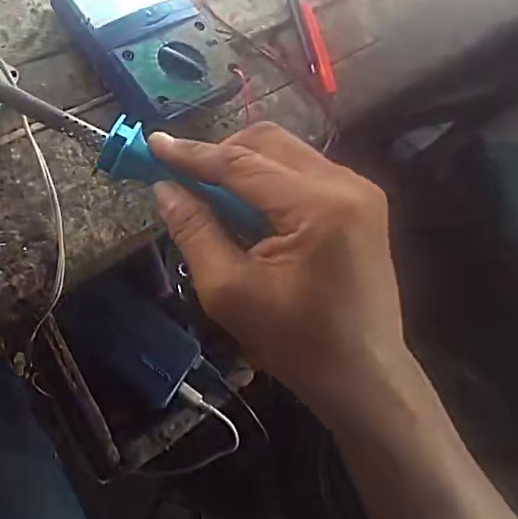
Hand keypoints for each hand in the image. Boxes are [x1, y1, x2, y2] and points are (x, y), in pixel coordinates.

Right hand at [149, 123, 413, 425]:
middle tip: (183, 177)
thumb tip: (163, 187)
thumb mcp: (230, 292)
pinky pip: (301, 170)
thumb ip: (194, 230)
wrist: (365, 377)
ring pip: (284, 151)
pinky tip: (247, 210)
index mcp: (319, 206)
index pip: (242, 163)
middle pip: (267, 141)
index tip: (152, 145)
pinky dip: (266, 179)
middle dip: (219, 152)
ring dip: (242, 164)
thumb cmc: (297, 343)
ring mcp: (359, 189)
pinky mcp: (360, 202)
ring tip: (211, 196)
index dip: (192, 153)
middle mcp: (346, 183)